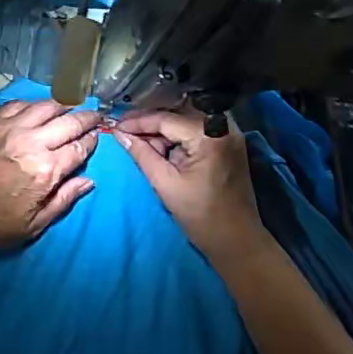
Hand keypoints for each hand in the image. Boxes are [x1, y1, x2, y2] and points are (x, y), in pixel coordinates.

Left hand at [0, 100, 100, 258]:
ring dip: (63, 106)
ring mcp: (8, 127)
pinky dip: (34, 103)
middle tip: (96, 116)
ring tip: (71, 108)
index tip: (98, 138)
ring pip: (45, 105)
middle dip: (86, 118)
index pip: (79, 148)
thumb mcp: (31, 226)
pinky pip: (19, 103)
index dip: (92, 142)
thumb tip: (87, 181)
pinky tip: (38, 108)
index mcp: (45, 170)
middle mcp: (31, 141)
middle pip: (68, 121)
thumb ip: (62, 200)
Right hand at [112, 107, 264, 258]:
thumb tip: (119, 133)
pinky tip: (160, 148)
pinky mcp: (229, 142)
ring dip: (162, 129)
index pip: (165, 118)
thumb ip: (141, 154)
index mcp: (209, 134)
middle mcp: (223, 125)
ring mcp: (229, 132)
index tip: (115, 126)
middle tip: (124, 131)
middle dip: (149, 122)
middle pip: (177, 113)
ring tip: (140, 143)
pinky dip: (177, 136)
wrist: (237, 240)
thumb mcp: (165, 183)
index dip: (137, 121)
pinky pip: (197, 129)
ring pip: (186, 119)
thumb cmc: (201, 215)